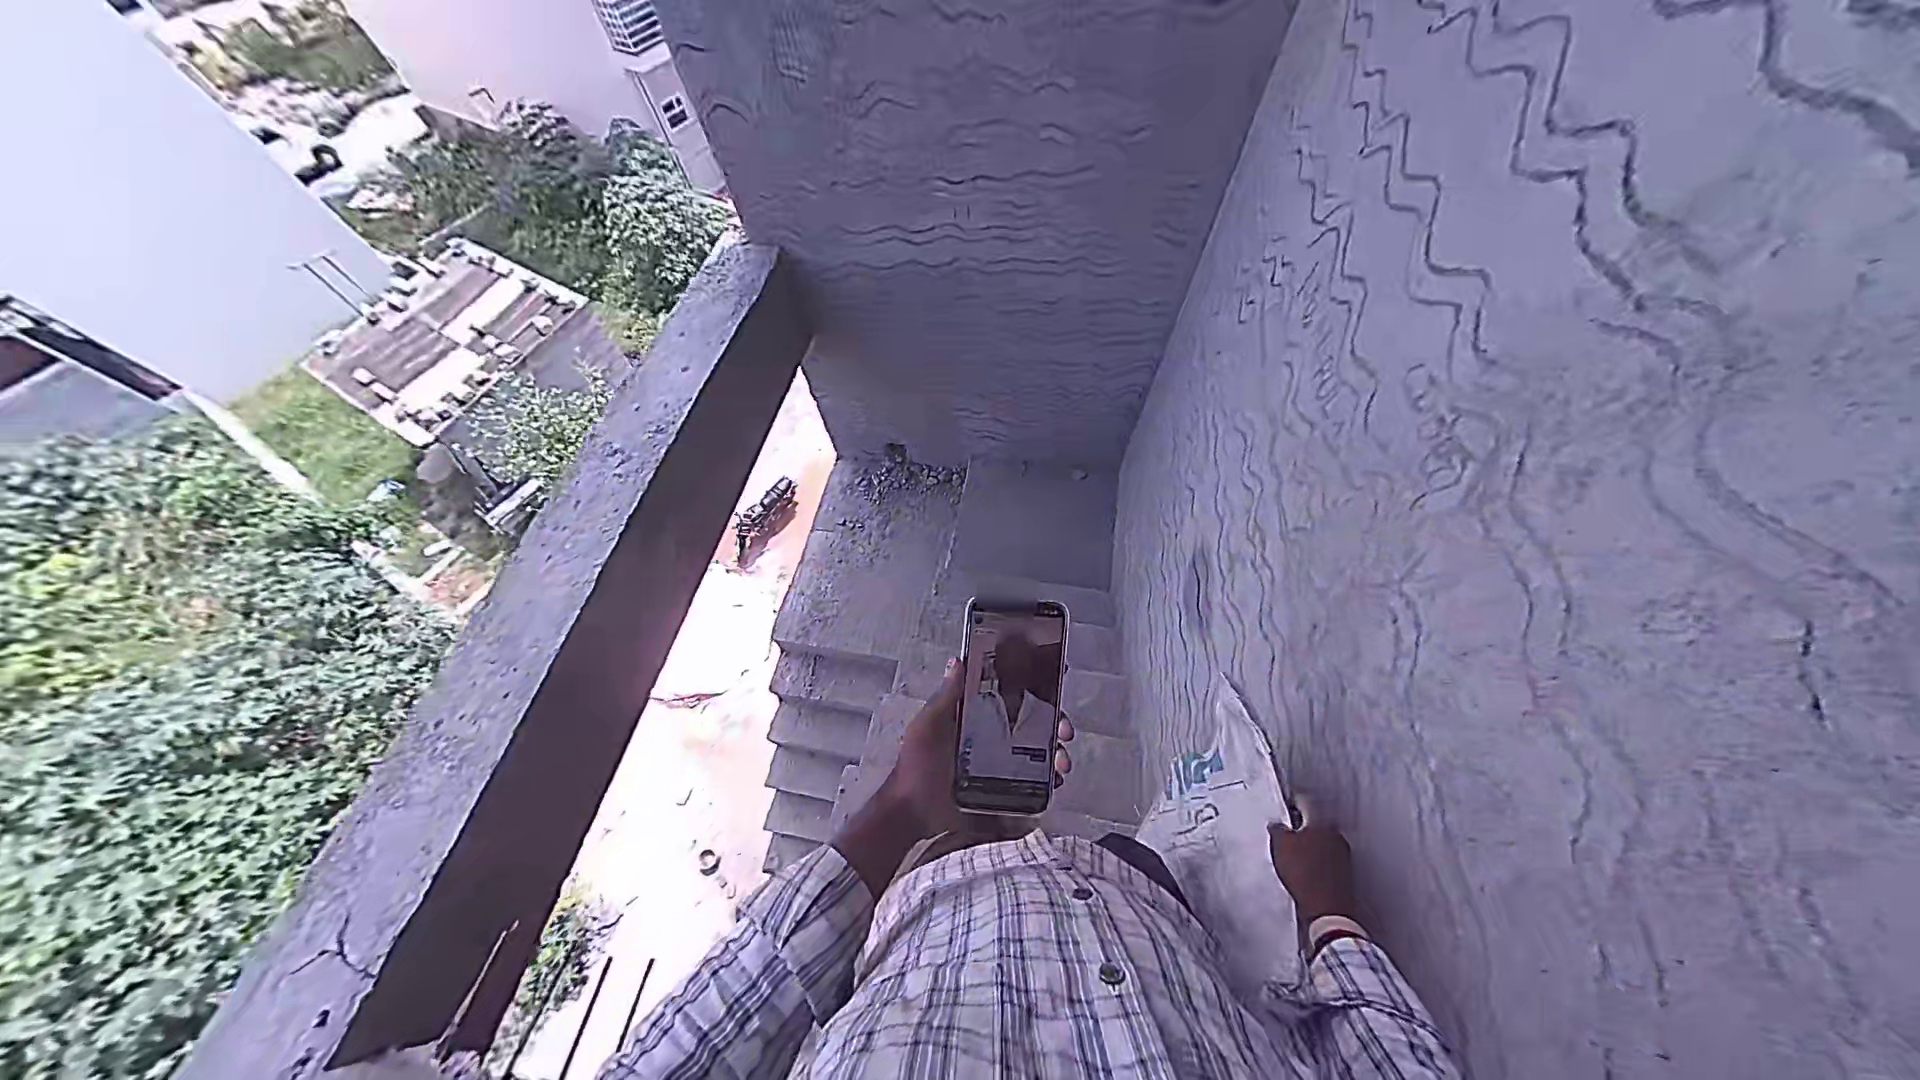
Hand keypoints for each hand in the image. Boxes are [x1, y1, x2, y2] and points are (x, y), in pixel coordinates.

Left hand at [836, 658, 1073, 898]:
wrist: (913, 813)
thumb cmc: (917, 765)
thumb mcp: (929, 725)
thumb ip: (946, 696)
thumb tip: (959, 659)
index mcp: (976, 716)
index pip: (1011, 694)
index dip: (1035, 688)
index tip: (1056, 681)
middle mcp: (992, 735)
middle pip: (1033, 722)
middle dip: (1055, 723)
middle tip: (1065, 732)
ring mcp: (1000, 763)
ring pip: (1039, 751)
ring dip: (1056, 752)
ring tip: (1062, 763)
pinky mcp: (1004, 789)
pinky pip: (1034, 780)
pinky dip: (1049, 779)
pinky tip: (1056, 781)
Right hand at [1268, 815, 1357, 926]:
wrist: (1324, 910)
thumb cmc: (1304, 874)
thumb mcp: (1280, 844)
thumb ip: (1278, 829)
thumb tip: (1278, 826)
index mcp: (1324, 826)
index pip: (1306, 808)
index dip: (1292, 809)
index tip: (1285, 812)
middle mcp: (1337, 840)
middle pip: (1315, 828)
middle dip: (1301, 832)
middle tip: (1285, 838)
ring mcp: (1343, 859)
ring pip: (1321, 847)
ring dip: (1308, 850)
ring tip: (1293, 859)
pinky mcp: (1344, 878)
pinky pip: (1325, 864)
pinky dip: (1315, 866)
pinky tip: (1303, 873)